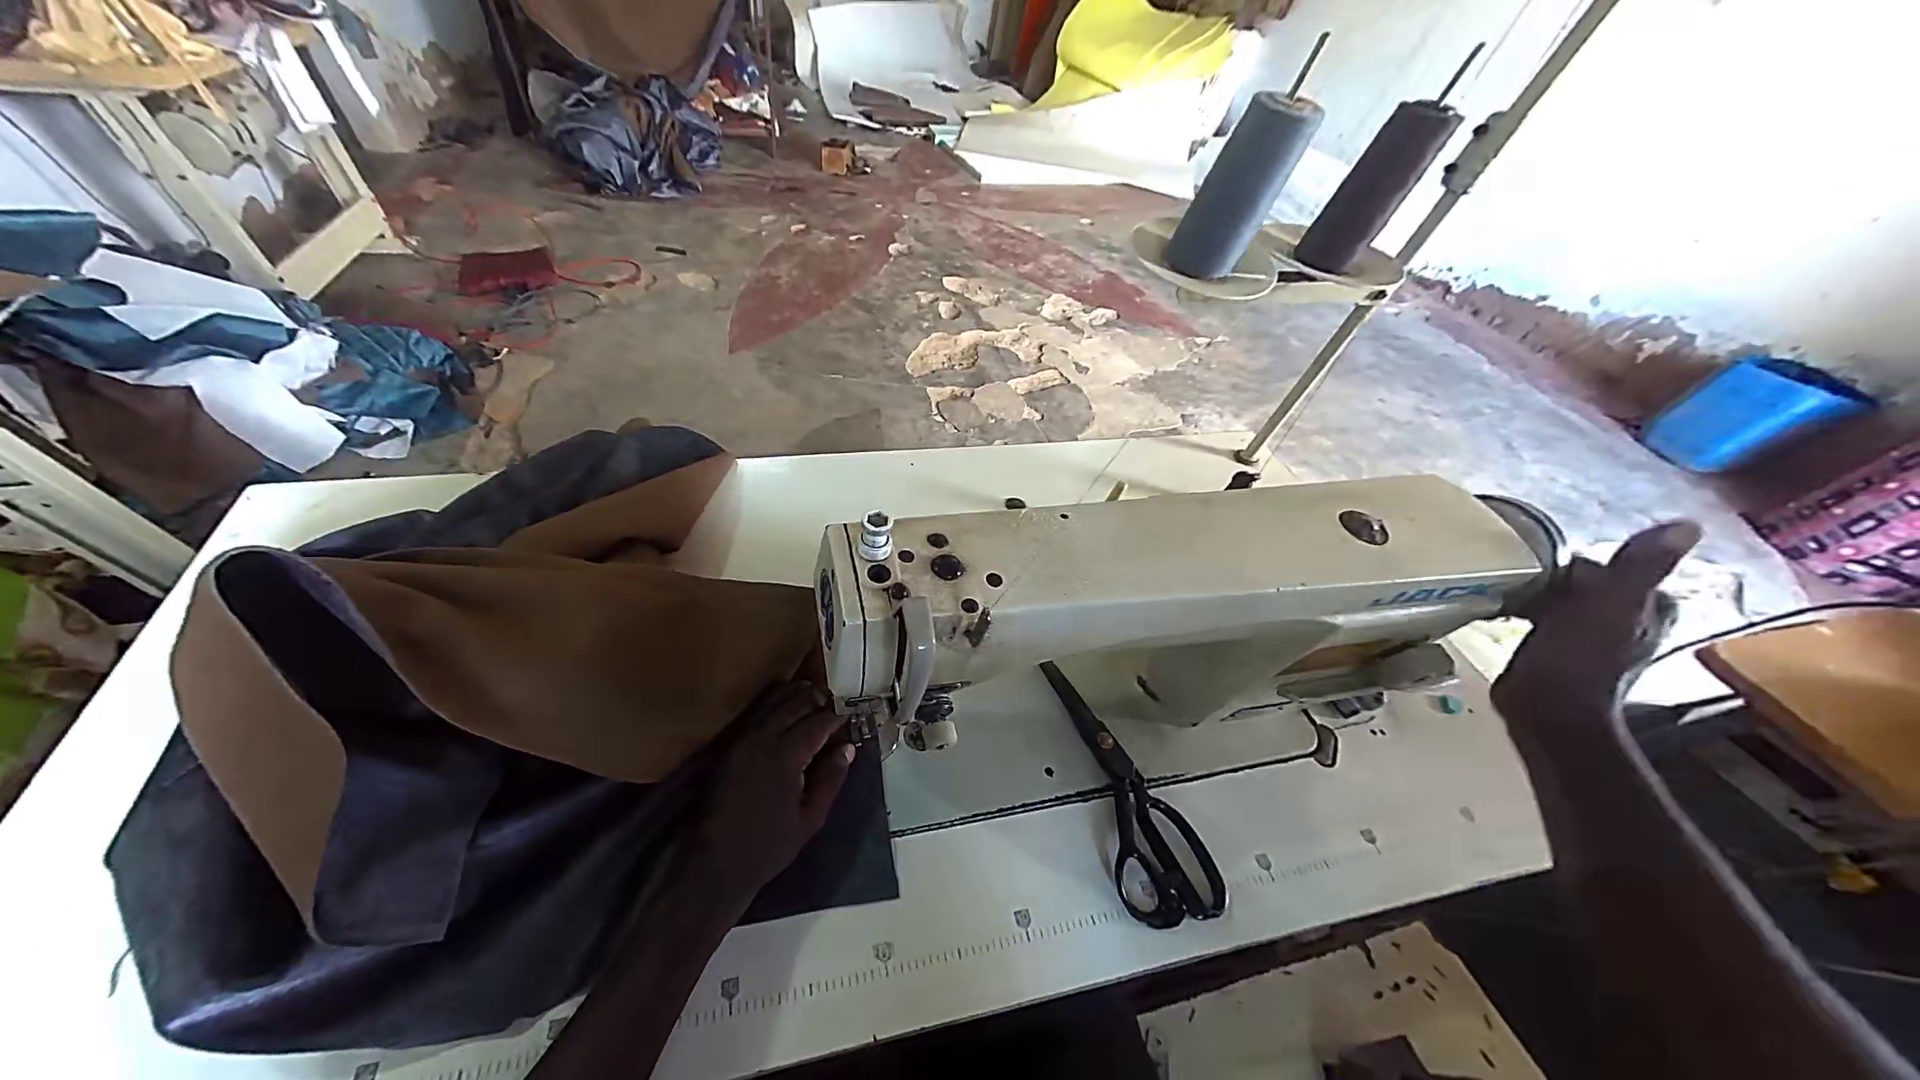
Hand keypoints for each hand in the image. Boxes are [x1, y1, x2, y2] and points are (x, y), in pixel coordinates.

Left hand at [690, 681, 855, 900]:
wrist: (716, 862)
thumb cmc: (769, 845)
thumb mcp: (811, 818)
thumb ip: (831, 778)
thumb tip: (847, 747)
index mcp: (785, 756)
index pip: (818, 721)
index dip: (838, 716)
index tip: (853, 716)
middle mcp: (763, 738)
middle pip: (796, 700)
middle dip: (820, 699)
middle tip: (837, 706)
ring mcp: (743, 738)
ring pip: (774, 699)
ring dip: (798, 695)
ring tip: (817, 702)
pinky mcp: (731, 743)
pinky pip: (759, 710)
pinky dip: (778, 703)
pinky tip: (790, 712)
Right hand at [1493, 521, 1700, 720]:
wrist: (1546, 709)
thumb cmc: (1581, 657)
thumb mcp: (1614, 604)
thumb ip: (1642, 566)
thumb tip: (1689, 524)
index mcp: (1650, 608)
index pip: (1613, 565)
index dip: (1581, 560)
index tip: (1545, 557)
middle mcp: (1625, 621)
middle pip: (1584, 581)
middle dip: (1554, 573)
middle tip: (1517, 568)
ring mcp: (1588, 637)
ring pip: (1560, 596)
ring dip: (1534, 588)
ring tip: (1502, 583)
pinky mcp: (1553, 649)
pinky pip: (1537, 615)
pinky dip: (1519, 607)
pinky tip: (1497, 607)